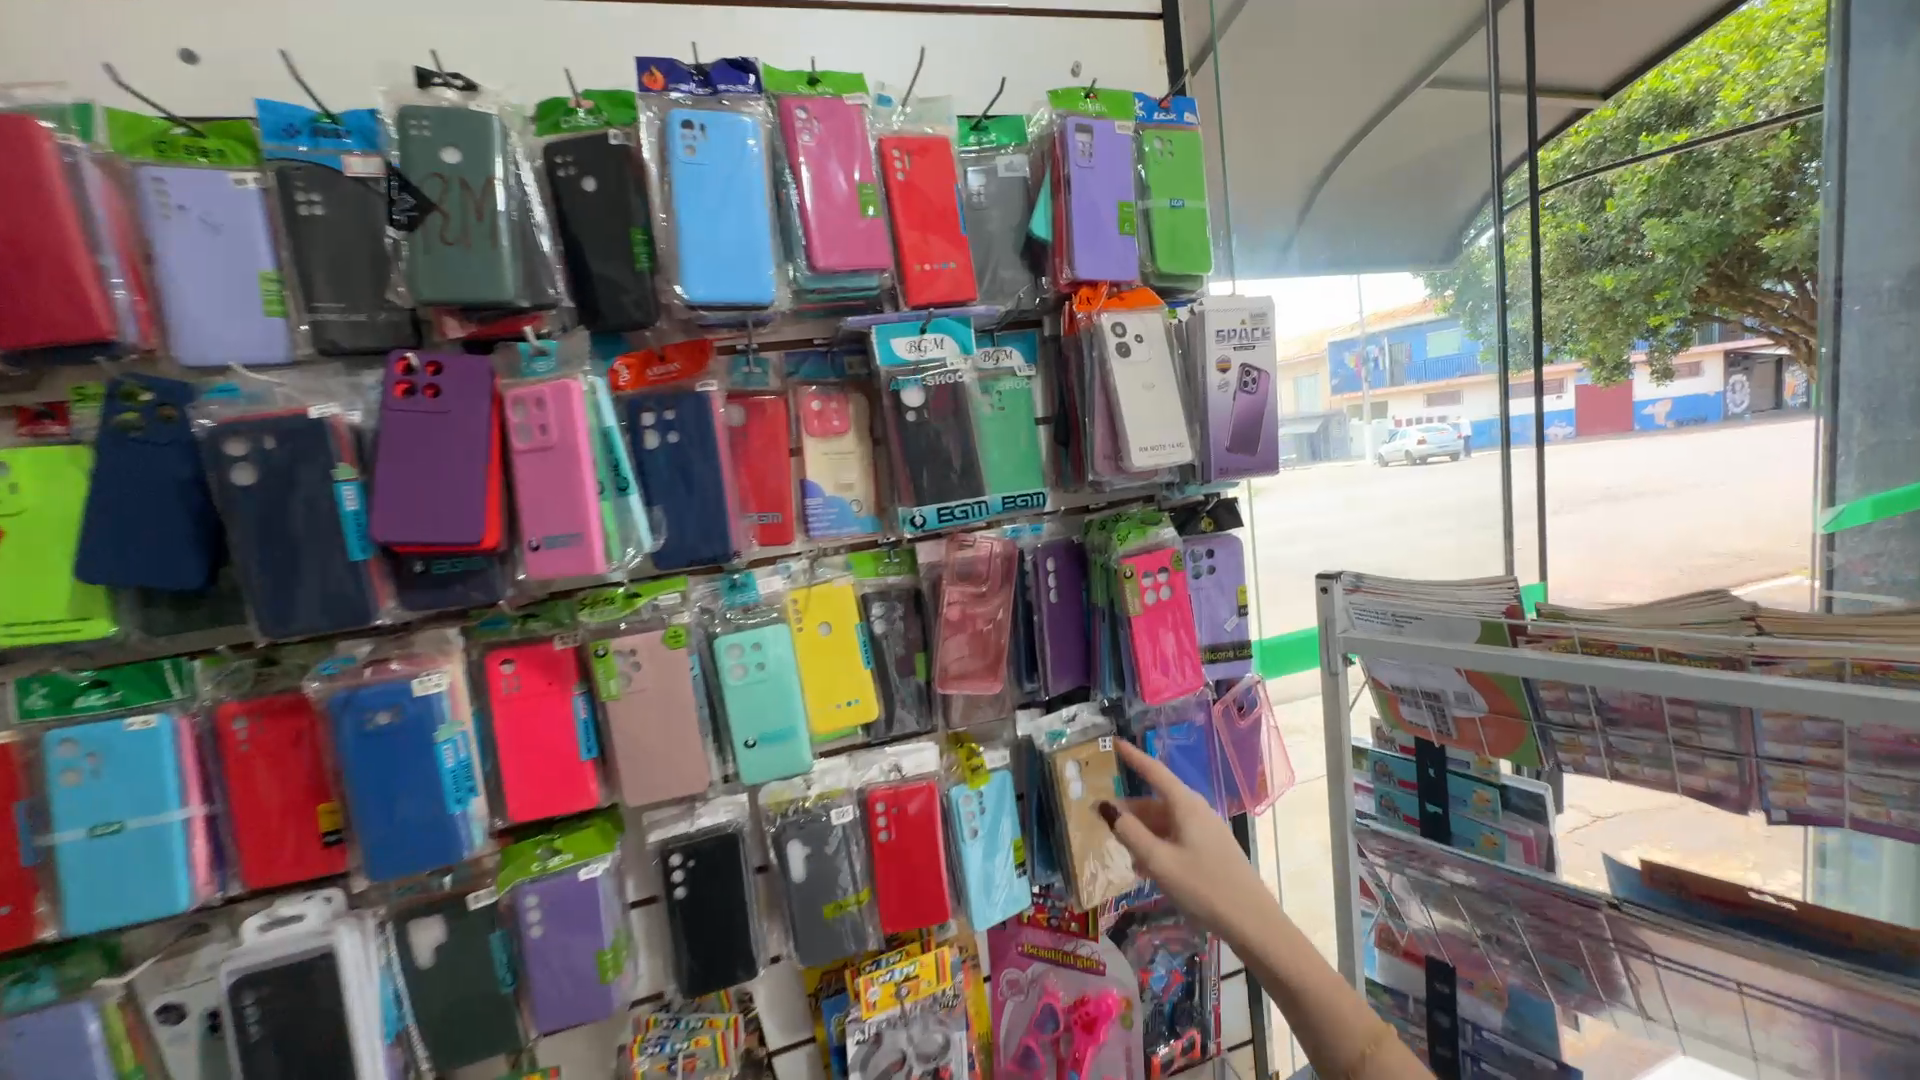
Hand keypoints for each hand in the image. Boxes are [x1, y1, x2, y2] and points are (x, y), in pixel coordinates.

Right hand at [1100, 740, 1276, 942]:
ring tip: (1121, 851)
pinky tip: (1144, 867)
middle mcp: (1196, 810)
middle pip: (1155, 800)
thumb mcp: (1159, 862)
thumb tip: (1107, 808)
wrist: (1252, 922)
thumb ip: (1131, 833)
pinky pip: (1175, 836)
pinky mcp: (1209, 849)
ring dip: (1141, 832)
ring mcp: (1205, 830)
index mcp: (1185, 805)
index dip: (1133, 757)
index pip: (1154, 771)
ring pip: (1164, 821)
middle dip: (1129, 809)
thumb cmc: (1204, 887)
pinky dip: (1156, 845)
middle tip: (1102, 820)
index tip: (1114, 742)